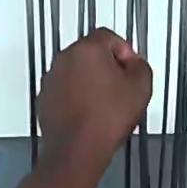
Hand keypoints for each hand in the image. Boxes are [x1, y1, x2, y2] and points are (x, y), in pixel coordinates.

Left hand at [38, 28, 152, 181]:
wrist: (77, 150)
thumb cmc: (106, 120)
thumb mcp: (141, 88)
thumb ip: (141, 66)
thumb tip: (136, 64)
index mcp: (88, 50)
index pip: (108, 36)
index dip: (124, 52)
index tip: (130, 68)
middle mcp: (65, 59)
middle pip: (90, 53)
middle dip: (106, 67)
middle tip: (121, 87)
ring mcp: (52, 79)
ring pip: (76, 72)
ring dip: (91, 82)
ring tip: (106, 105)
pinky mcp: (45, 98)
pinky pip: (65, 90)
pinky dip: (76, 97)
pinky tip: (91, 114)